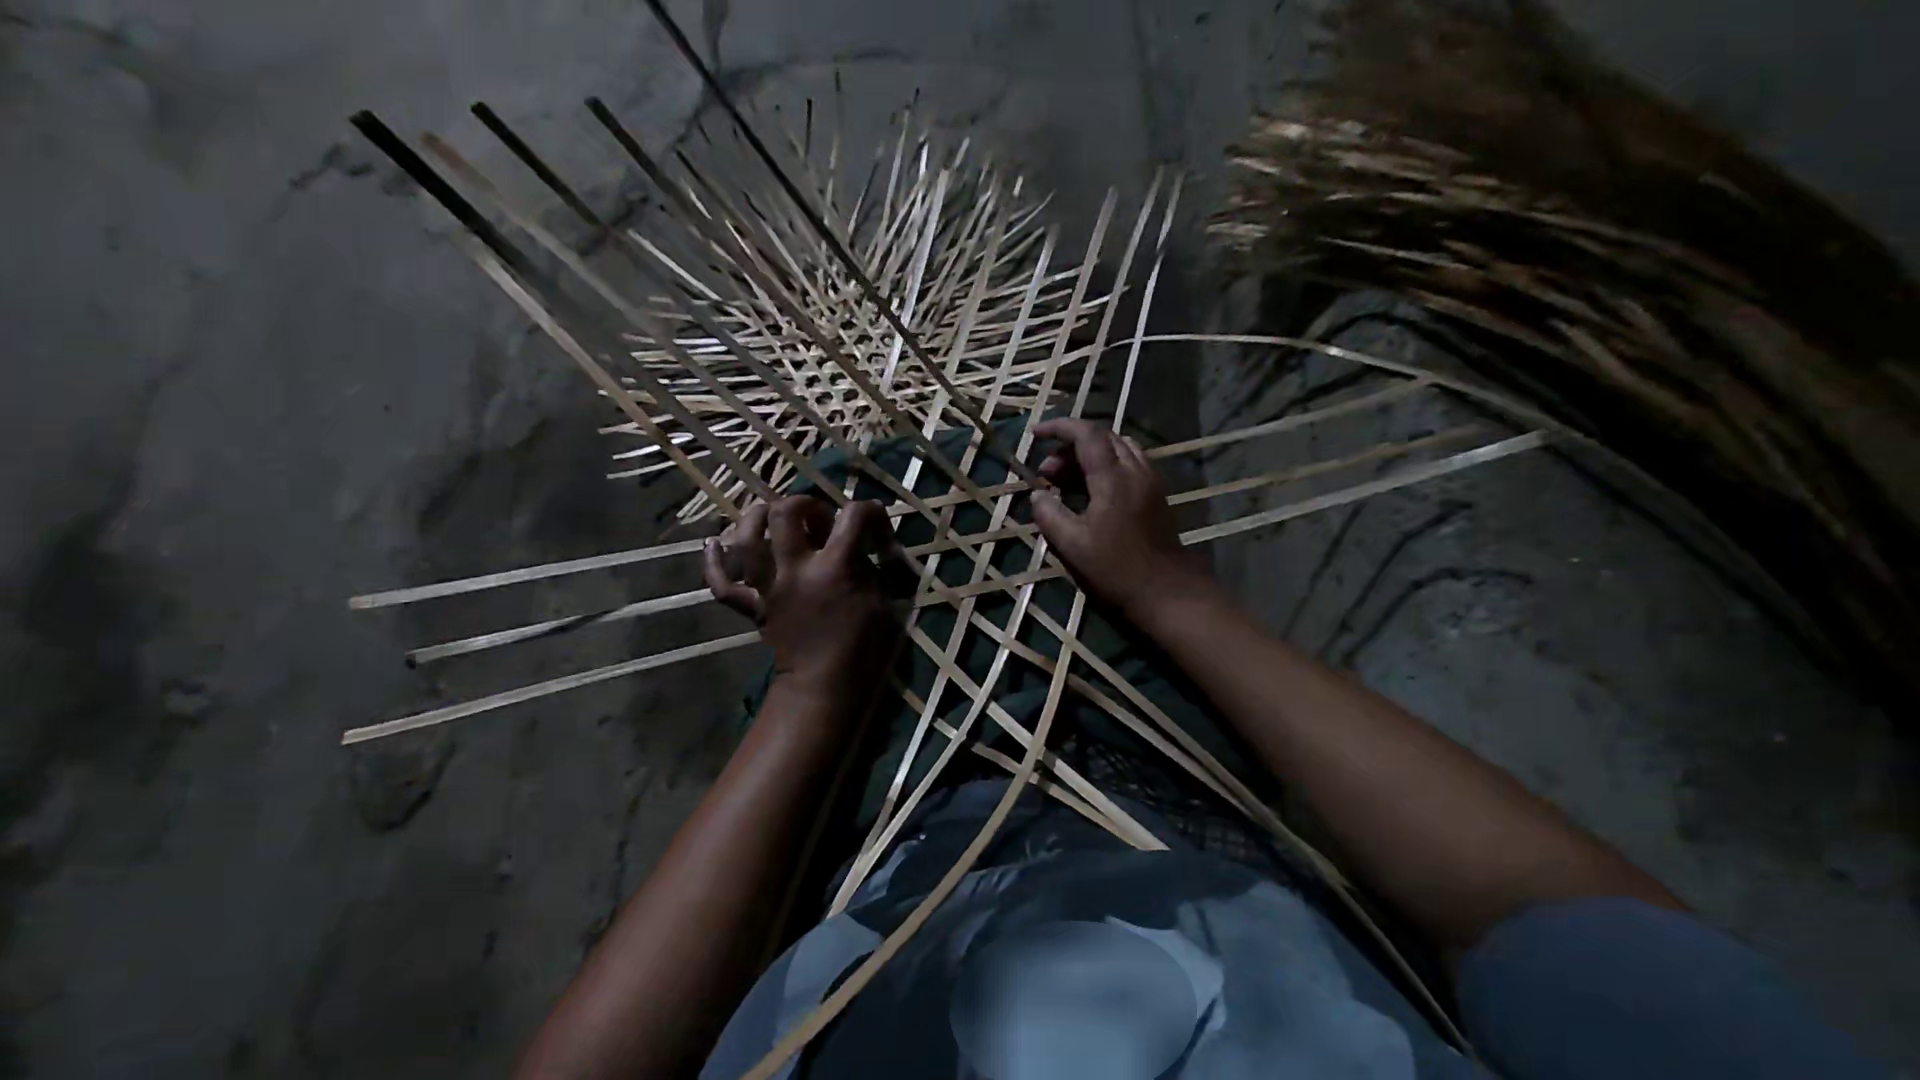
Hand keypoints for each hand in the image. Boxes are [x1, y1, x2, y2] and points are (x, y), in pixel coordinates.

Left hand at [703, 496, 900, 703]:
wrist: (825, 684)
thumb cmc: (863, 645)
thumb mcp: (879, 600)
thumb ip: (865, 566)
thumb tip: (857, 543)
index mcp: (835, 568)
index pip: (853, 517)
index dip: (869, 510)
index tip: (874, 519)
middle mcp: (796, 569)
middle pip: (785, 513)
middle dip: (803, 503)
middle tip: (817, 517)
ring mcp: (769, 586)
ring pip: (747, 538)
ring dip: (757, 518)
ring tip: (770, 515)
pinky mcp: (753, 605)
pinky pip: (722, 584)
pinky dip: (714, 562)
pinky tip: (713, 543)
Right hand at [1029, 418, 1213, 616]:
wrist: (1165, 591)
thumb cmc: (1115, 569)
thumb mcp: (1072, 545)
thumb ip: (1050, 514)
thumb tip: (1037, 495)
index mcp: (1113, 477)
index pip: (1086, 434)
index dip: (1059, 428)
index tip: (1035, 434)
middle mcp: (1135, 470)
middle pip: (1102, 437)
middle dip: (1070, 445)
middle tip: (1046, 473)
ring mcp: (1150, 481)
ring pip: (1118, 448)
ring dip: (1089, 454)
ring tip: (1066, 481)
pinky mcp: (1156, 495)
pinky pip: (1129, 463)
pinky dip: (1105, 465)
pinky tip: (1091, 491)